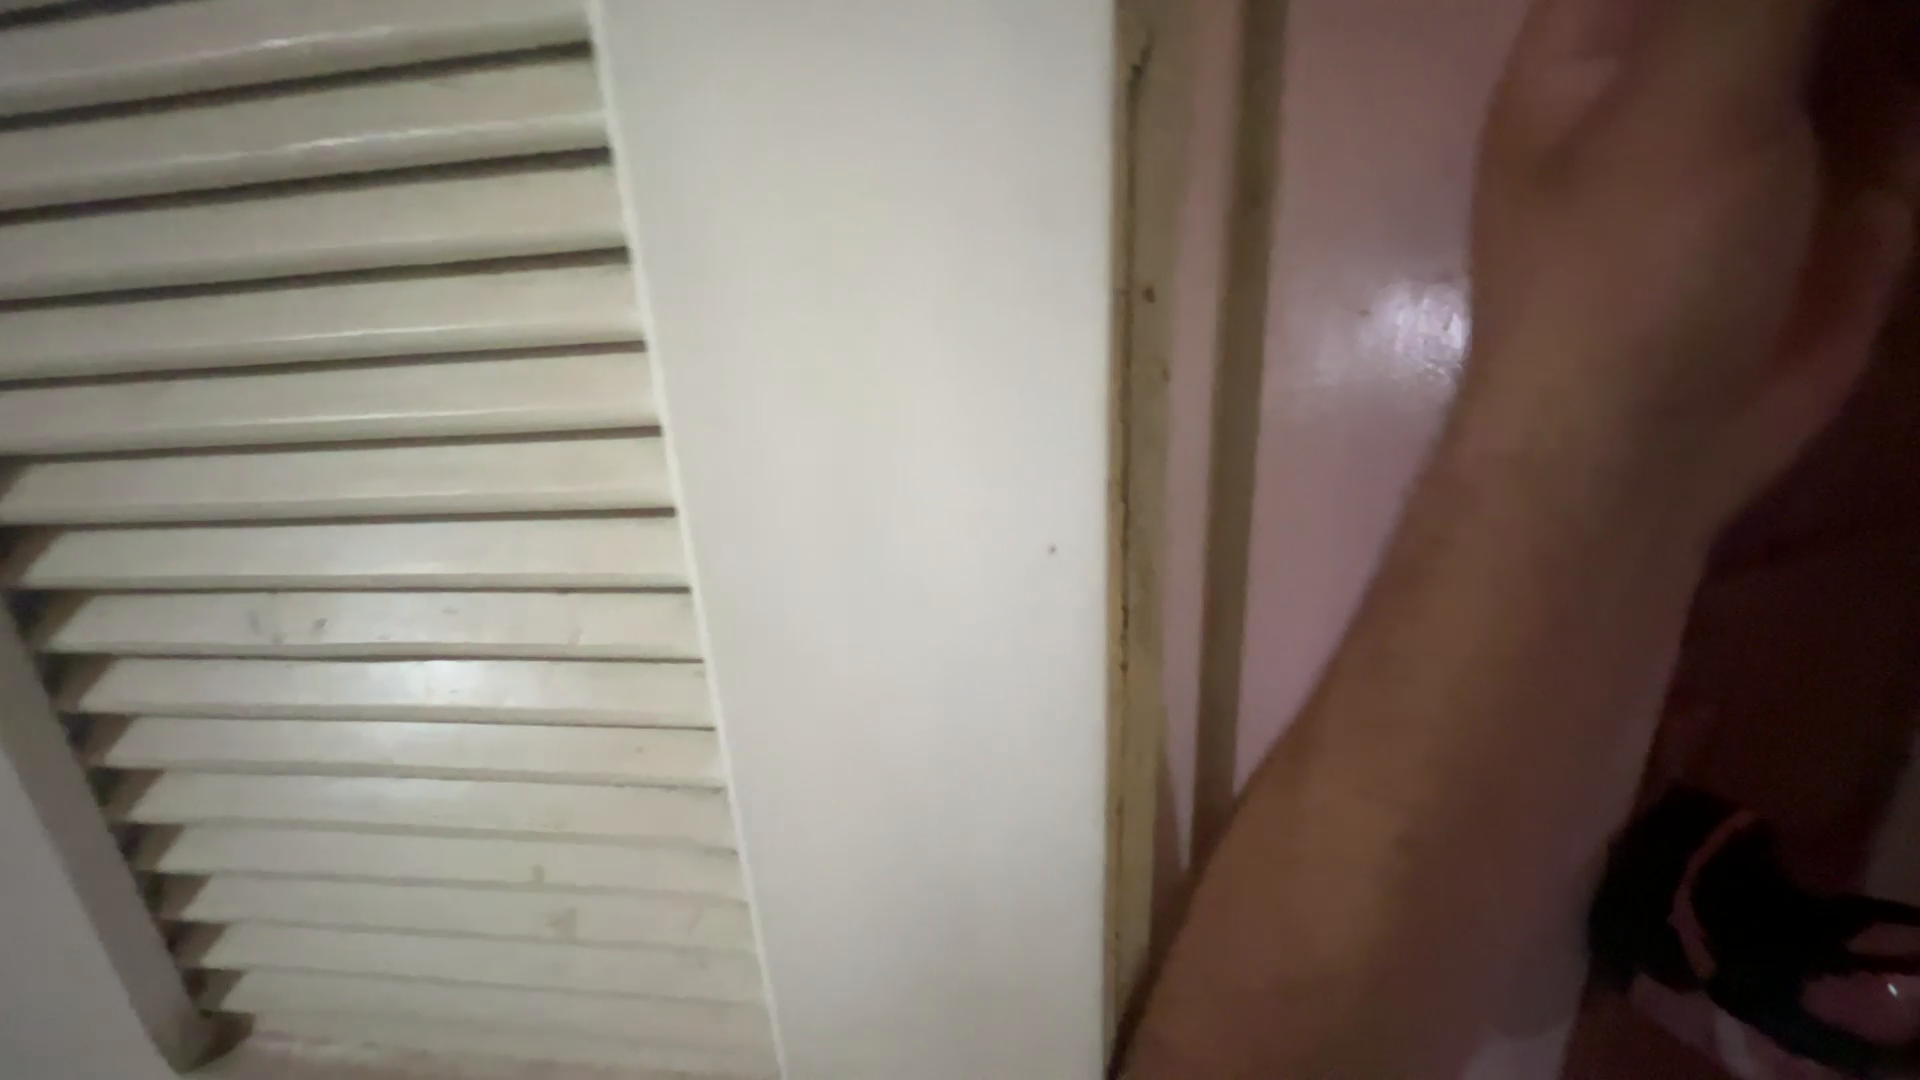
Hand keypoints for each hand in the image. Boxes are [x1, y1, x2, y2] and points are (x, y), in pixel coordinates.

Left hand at [1464, 0, 1918, 535]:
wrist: (1640, 443)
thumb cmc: (1619, 282)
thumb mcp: (1677, 110)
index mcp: (1593, 39)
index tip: (1820, 2)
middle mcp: (1677, 57)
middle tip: (1879, 30)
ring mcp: (1768, 110)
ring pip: (1874, 13)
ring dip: (1900, 20)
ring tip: (1888, 86)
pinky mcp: (1848, 165)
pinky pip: (1917, 73)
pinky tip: (1910, 93)